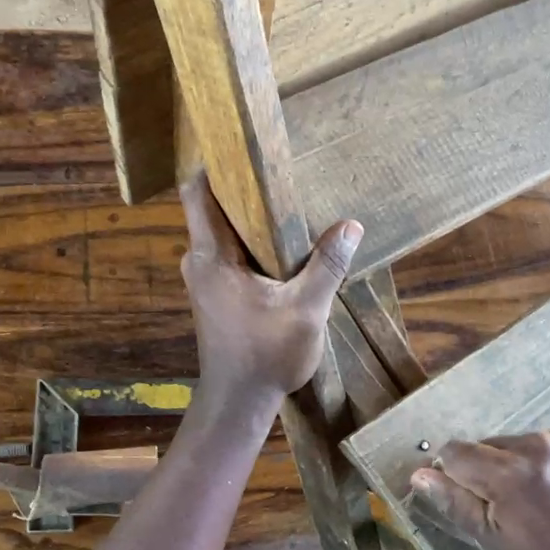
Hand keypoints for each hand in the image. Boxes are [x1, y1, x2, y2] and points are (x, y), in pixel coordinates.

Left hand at [178, 171, 361, 402]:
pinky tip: (282, 248)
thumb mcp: (306, 310)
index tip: (245, 146)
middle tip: (282, 174)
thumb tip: (351, 225)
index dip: (216, 164)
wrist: (238, 403)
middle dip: (244, 190)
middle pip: (213, 208)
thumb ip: (327, 266)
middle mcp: (200, 262)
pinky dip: (251, 245)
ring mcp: (204, 280)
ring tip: (288, 207)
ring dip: (250, 221)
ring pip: (223, 234)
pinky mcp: (214, 296)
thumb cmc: (265, 356)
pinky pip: (228, 255)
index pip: (197, 192)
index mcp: (212, 256)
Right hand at [409, 429, 549, 549]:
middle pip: (484, 446)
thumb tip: (420, 476)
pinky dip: (540, 463)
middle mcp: (532, 444)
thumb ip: (456, 505)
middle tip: (508, 510)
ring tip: (538, 502)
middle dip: (485, 472)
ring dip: (512, 466)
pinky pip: (543, 443)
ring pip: (513, 444)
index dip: (452, 474)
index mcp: (507, 473)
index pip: (454, 451)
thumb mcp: (500, 544)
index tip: (468, 500)